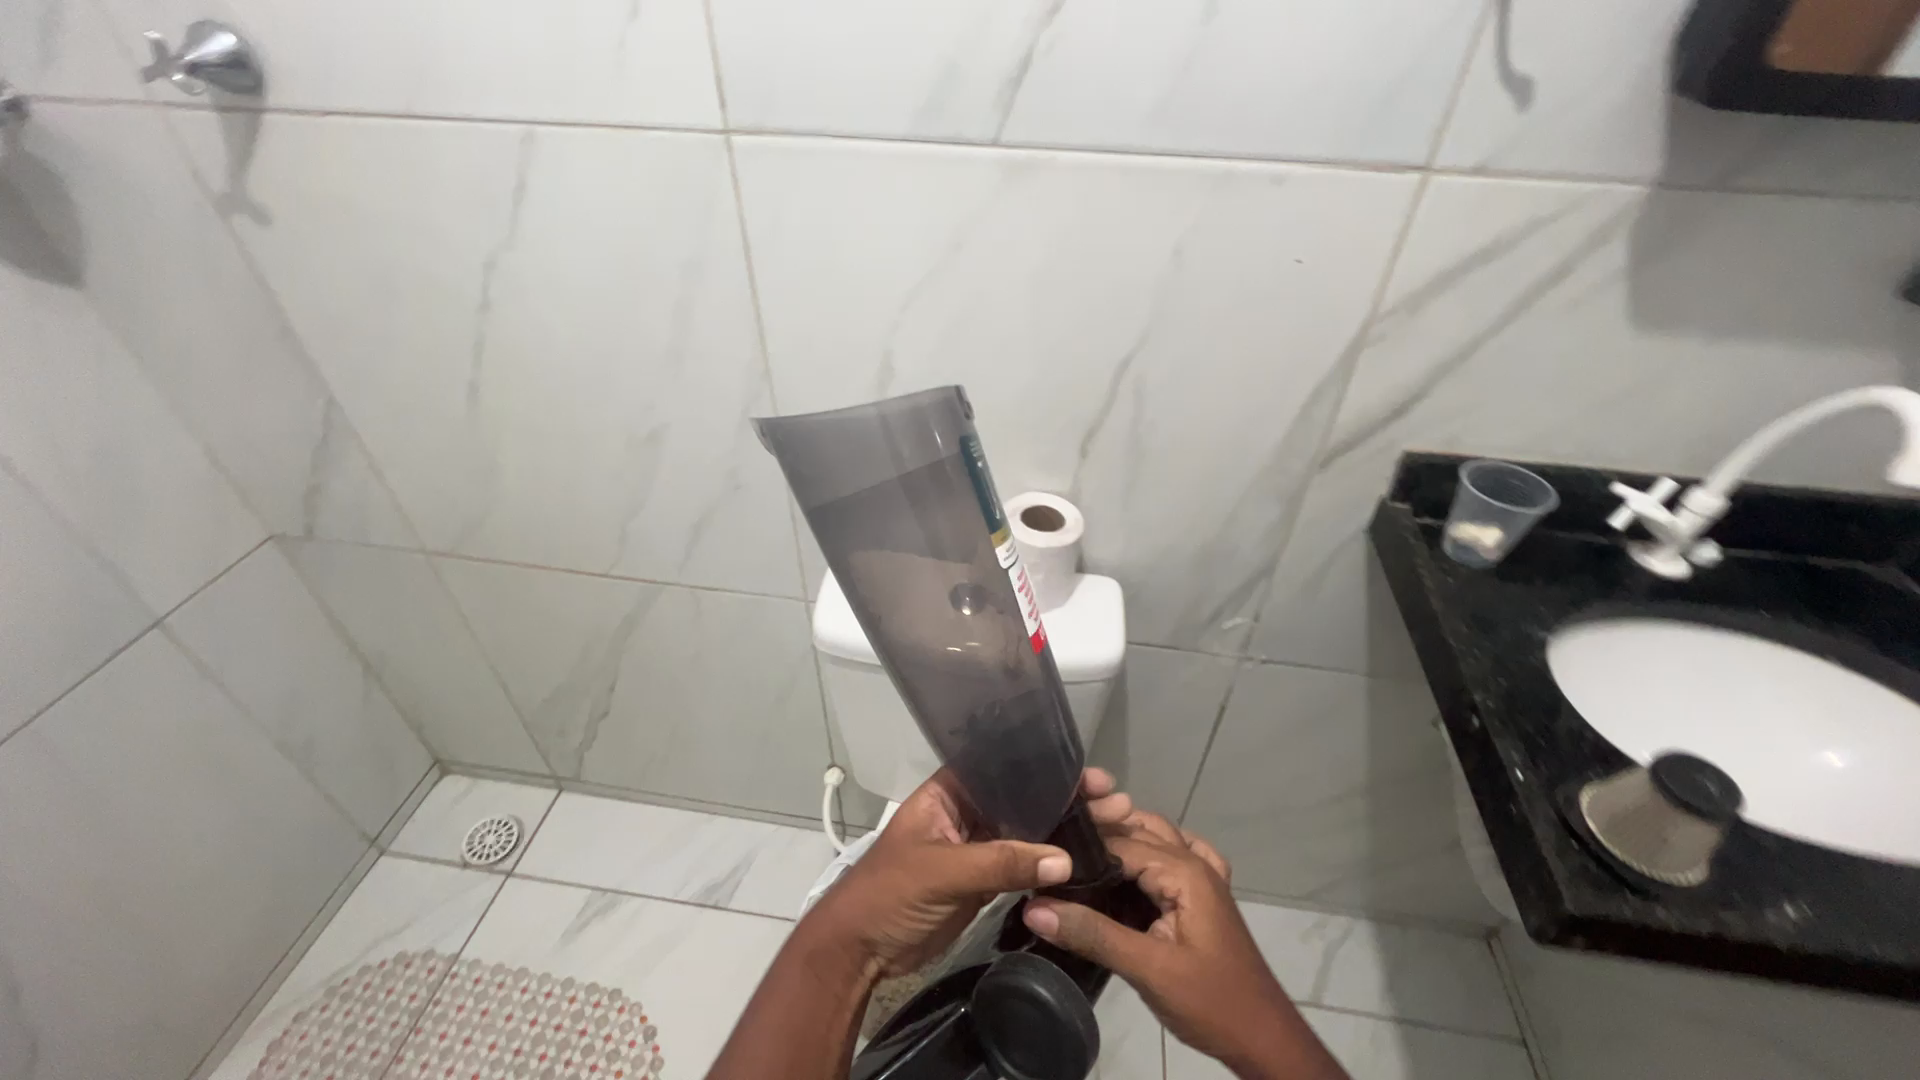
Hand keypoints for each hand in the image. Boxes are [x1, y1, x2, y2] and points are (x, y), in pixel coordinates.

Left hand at [811, 767, 1133, 977]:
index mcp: (948, 793)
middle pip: (1022, 798)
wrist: (859, 951)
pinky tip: (1084, 860)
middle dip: (1065, 798)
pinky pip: (1022, 866)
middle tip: (1115, 800)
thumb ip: (1000, 862)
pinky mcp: (983, 882)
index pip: (1002, 768)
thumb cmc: (889, 893)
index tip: (1089, 774)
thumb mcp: (941, 870)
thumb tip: (1065, 858)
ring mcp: (976, 848)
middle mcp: (966, 813)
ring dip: (1063, 830)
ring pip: (1027, 832)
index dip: (1045, 768)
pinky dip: (1050, 864)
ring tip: (1113, 826)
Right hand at [1021, 810, 1345, 1079]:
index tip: (1040, 863)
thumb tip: (1034, 906)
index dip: (1079, 849)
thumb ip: (1093, 934)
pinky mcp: (1205, 898)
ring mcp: (1204, 878)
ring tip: (1079, 864)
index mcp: (1184, 870)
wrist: (1264, 1039)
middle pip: (1137, 829)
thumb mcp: (1147, 969)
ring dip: (1121, 842)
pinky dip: (1148, 855)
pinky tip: (1127, 875)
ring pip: (1155, 839)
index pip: (1119, 840)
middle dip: (1098, 837)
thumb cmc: (1211, 1001)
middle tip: (1054, 861)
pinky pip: (1173, 857)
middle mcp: (1195, 861)